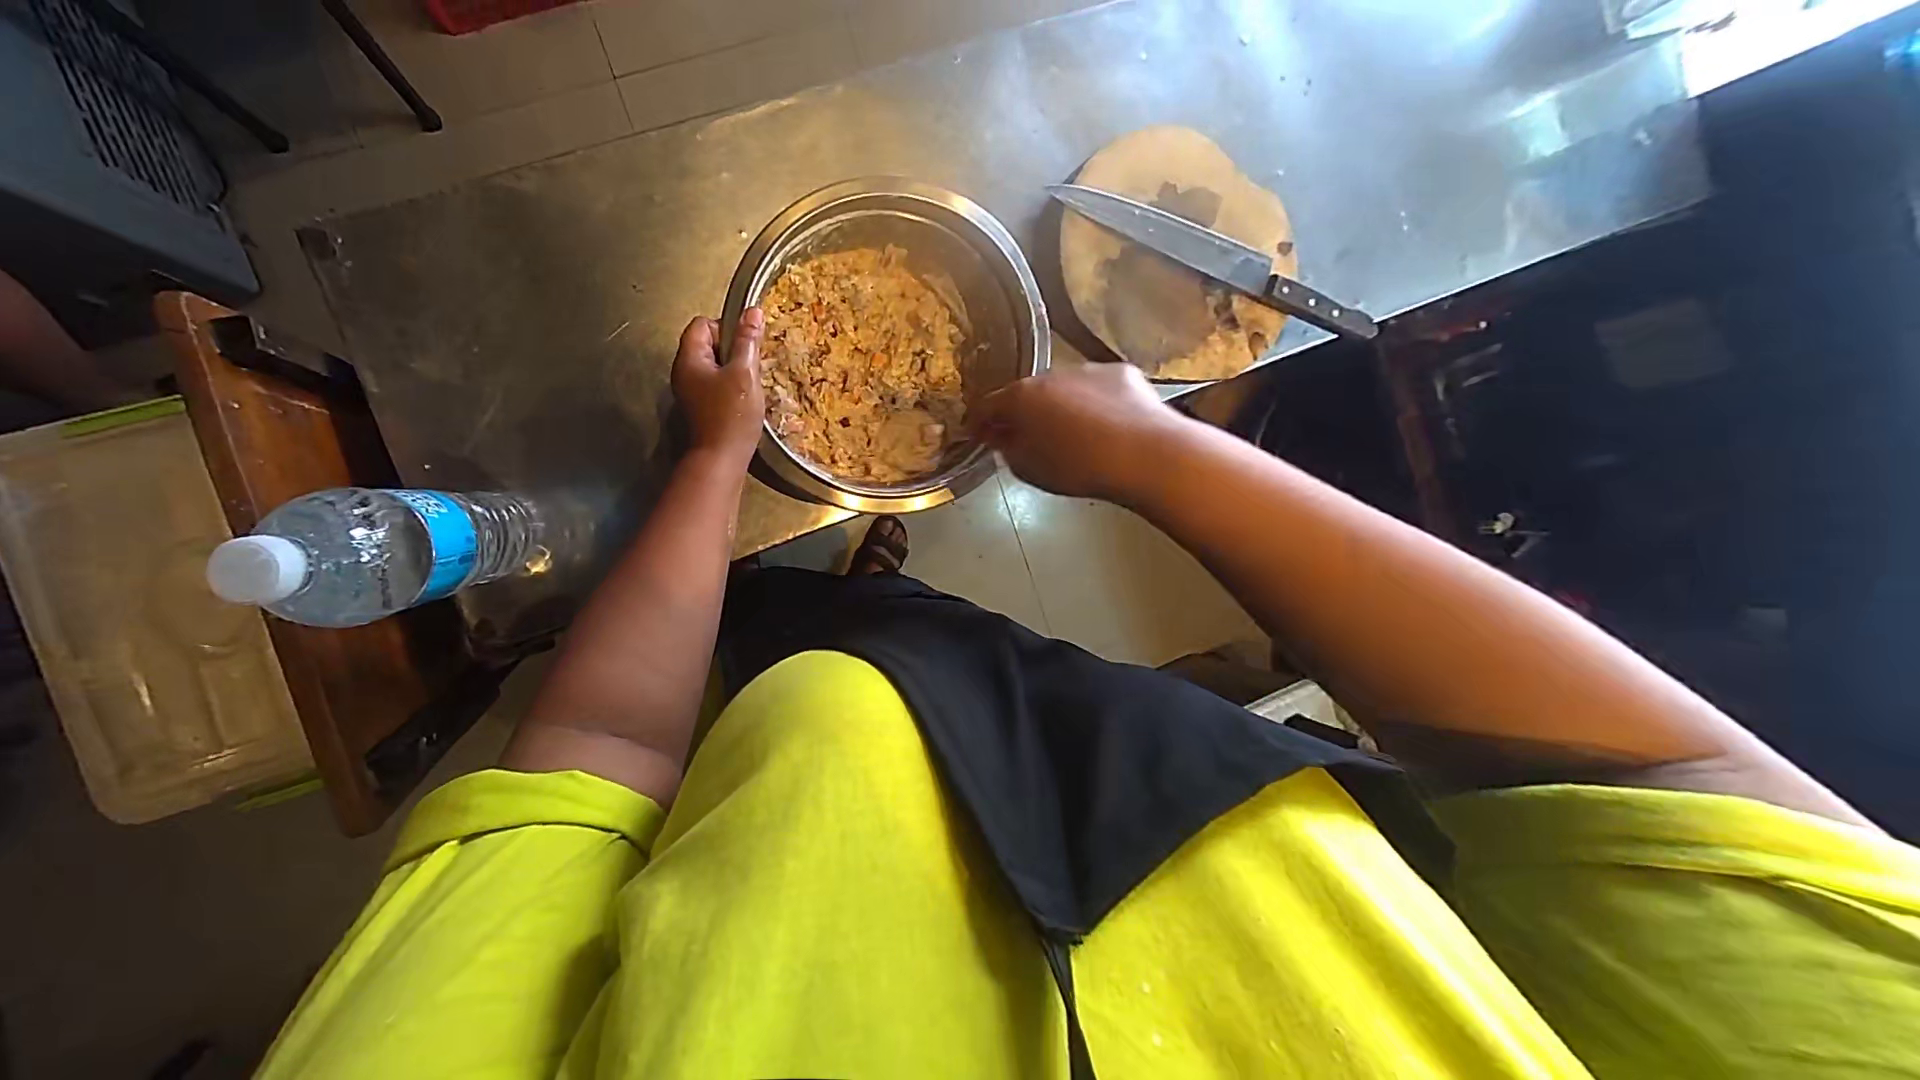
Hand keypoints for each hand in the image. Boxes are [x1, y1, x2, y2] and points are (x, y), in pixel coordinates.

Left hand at [673, 309, 764, 463]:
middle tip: (751, 367)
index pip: (703, 324)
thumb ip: (748, 341)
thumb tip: (752, 312)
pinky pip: (716, 385)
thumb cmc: (732, 416)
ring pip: (715, 366)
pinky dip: (731, 387)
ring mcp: (691, 391)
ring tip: (750, 385)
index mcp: (689, 359)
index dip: (726, 329)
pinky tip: (744, 400)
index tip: (745, 347)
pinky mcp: (701, 407)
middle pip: (708, 345)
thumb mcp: (745, 373)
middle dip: (733, 351)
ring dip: (735, 371)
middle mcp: (684, 372)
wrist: (721, 459)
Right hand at [971, 359, 1186, 500]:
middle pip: (1028, 394)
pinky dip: (1095, 404)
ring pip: (1064, 389)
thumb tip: (1002, 439)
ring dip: (1061, 407)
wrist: (1144, 454)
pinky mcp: (1121, 374)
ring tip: (1072, 437)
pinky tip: (1106, 427)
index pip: (987, 405)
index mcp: (1021, 397)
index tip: (978, 434)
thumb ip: (1008, 450)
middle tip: (1026, 439)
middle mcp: (1051, 374)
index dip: (979, 422)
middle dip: (1023, 414)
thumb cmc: (1079, 467)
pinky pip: (1098, 389)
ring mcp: (1088, 370)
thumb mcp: (1030, 469)